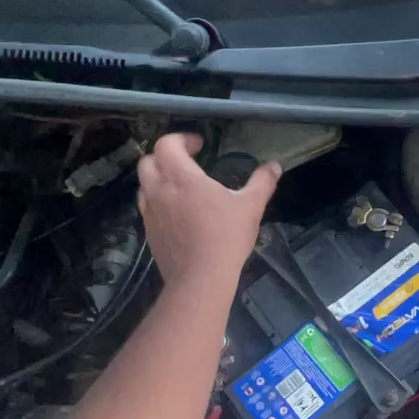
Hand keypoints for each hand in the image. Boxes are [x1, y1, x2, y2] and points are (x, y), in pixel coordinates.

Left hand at [135, 133, 279, 292]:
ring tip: (180, 186)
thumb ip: (262, 182)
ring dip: (158, 178)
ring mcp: (150, 212)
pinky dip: (158, 200)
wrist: (200, 278)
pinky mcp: (148, 231)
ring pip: (144, 184)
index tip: (200, 145)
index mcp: (182, 178)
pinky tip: (178, 212)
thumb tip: (274, 166)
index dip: (181, 139)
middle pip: (148, 161)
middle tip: (187, 162)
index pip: (166, 145)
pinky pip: (147, 206)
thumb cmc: (226, 237)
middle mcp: (160, 190)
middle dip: (165, 156)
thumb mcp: (251, 207)